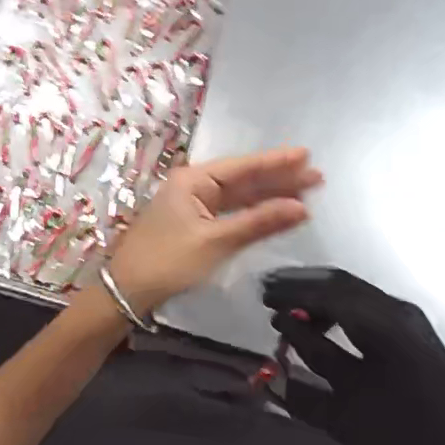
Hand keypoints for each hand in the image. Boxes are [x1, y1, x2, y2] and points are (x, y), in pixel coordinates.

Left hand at [105, 147, 321, 314]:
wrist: (127, 289)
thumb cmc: (168, 261)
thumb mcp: (216, 242)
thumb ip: (258, 222)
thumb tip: (301, 207)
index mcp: (192, 180)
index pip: (242, 166)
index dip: (276, 162)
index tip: (307, 155)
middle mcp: (192, 186)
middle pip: (242, 179)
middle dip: (278, 178)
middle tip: (317, 176)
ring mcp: (191, 205)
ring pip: (237, 196)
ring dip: (268, 196)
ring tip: (304, 192)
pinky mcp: (192, 224)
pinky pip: (228, 212)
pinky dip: (252, 213)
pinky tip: (274, 212)